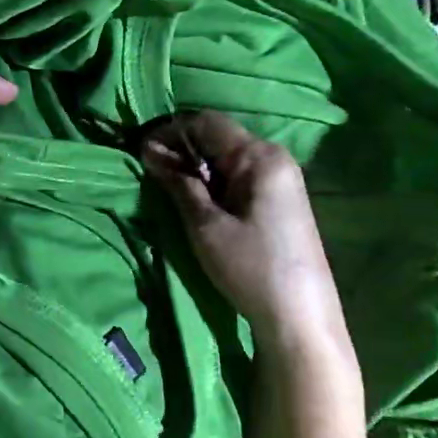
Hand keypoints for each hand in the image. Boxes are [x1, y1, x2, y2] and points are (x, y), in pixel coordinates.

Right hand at [141, 112, 348, 350]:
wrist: (298, 314)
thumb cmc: (250, 267)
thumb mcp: (206, 225)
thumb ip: (179, 183)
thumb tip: (150, 150)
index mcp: (260, 156)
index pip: (207, 123)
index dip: (170, 131)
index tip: (139, 151)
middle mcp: (274, 157)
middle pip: (218, 137)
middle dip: (181, 149)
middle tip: (148, 171)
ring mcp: (280, 178)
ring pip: (226, 158)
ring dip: (195, 167)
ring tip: (166, 188)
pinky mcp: (278, 199)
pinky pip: (238, 176)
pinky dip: (212, 182)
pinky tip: (195, 201)